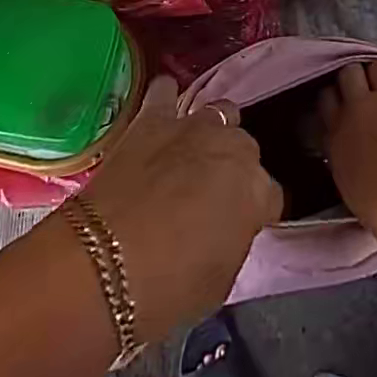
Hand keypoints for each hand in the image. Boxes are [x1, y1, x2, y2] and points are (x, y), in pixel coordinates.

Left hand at [79, 76, 282, 336]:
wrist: (107, 263)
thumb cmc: (170, 285)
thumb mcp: (222, 276)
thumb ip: (234, 235)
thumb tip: (226, 223)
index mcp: (257, 190)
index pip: (270, 195)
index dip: (255, 210)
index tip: (239, 223)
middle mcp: (232, 147)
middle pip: (245, 149)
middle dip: (234, 169)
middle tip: (212, 195)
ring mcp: (192, 126)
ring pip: (218, 113)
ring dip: (211, 131)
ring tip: (194, 152)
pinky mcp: (153, 117)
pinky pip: (166, 91)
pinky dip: (167, 98)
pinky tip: (164, 110)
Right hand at [318, 61, 376, 261]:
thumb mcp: (354, 189)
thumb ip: (349, 159)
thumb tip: (357, 151)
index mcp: (339, 136)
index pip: (326, 99)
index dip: (335, 97)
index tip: (342, 103)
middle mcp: (361, 109)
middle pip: (349, 73)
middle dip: (356, 78)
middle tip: (367, 92)